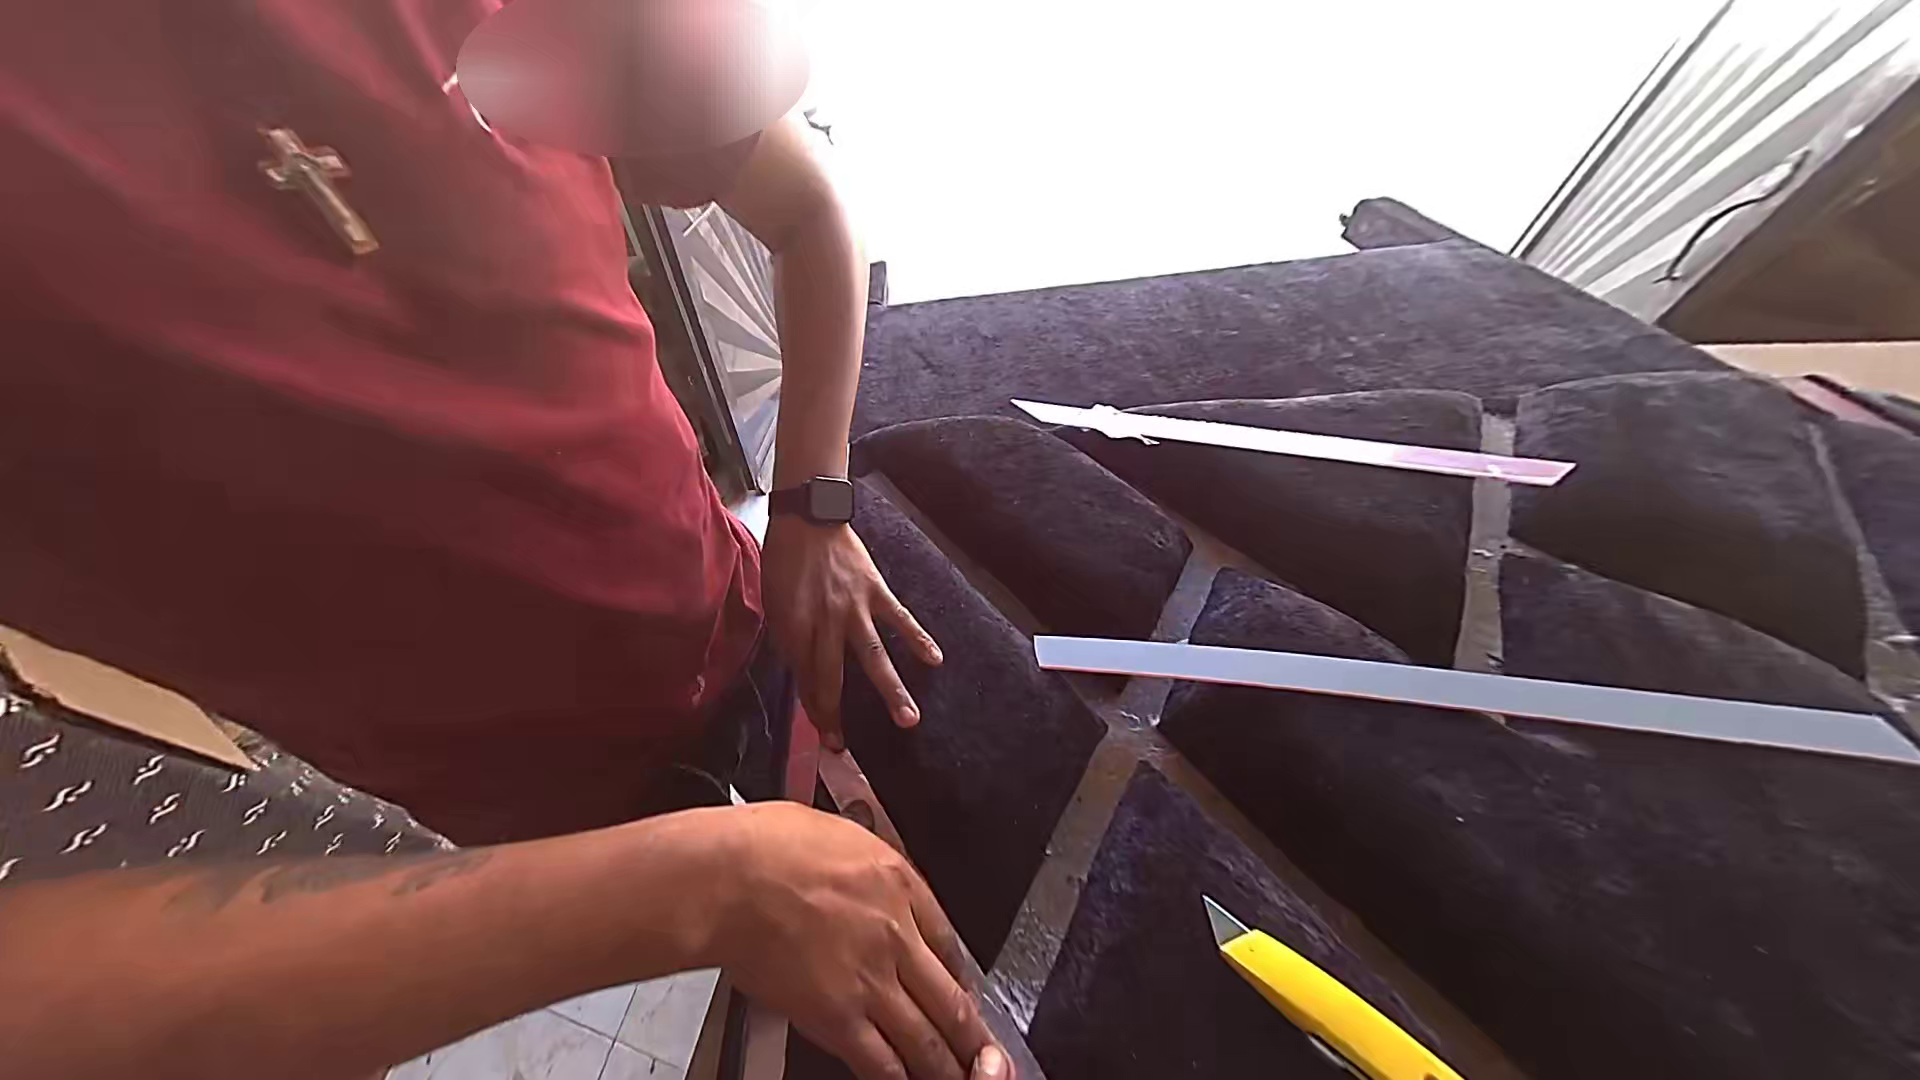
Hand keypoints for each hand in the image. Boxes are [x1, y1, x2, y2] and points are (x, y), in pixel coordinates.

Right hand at [688, 802, 1008, 1079]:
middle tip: (985, 1054)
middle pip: (950, 995)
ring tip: (961, 1078)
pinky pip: (881, 1062)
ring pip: (926, 1037)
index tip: (960, 985)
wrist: (737, 875)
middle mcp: (897, 934)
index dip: (959, 970)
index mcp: (900, 882)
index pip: (948, 938)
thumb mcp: (846, 835)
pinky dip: (899, 1078)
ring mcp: (871, 980)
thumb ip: (873, 868)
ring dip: (947, 1065)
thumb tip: (878, 883)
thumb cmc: (777, 845)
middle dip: (971, 1032)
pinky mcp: (836, 1018)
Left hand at [761, 517, 941, 749]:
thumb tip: (803, 668)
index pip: (803, 676)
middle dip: (835, 713)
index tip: (824, 732)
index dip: (812, 706)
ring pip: (872, 655)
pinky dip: (919, 638)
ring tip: (909, 720)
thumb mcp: (774, 600)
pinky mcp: (876, 591)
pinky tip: (935, 660)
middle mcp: (825, 621)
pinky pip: (900, 619)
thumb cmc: (785, 560)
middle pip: (831, 676)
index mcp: (794, 624)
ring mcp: (854, 607)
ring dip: (891, 690)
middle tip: (844, 745)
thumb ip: (789, 635)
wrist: (808, 519)